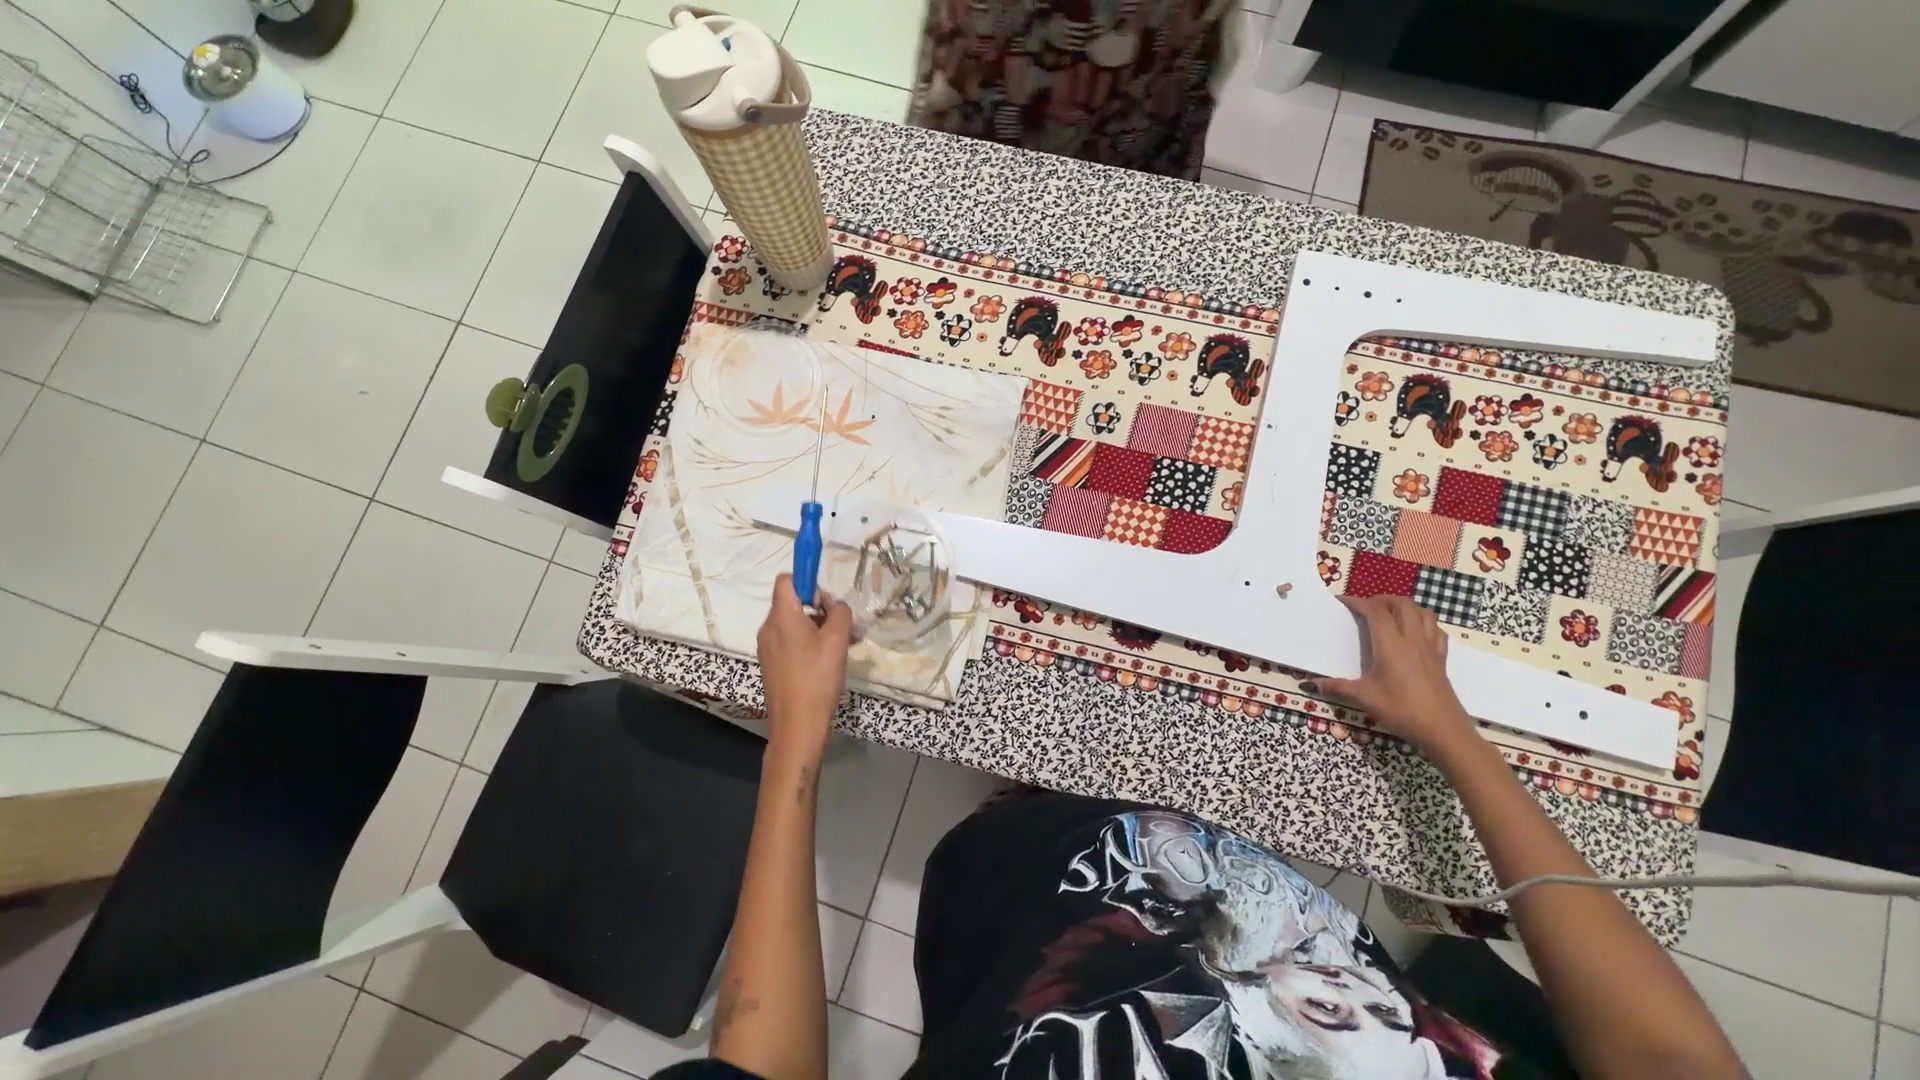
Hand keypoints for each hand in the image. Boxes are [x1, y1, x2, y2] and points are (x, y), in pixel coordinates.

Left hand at [756, 574, 853, 759]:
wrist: (797, 725)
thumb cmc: (817, 678)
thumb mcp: (837, 641)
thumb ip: (839, 613)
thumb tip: (835, 607)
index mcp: (782, 616)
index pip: (786, 580)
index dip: (807, 580)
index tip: (826, 598)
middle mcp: (769, 628)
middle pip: (793, 603)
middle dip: (820, 609)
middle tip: (844, 627)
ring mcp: (768, 648)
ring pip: (794, 624)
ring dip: (818, 628)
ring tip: (844, 646)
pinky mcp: (772, 665)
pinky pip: (791, 643)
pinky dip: (809, 644)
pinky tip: (829, 661)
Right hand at [1315, 595, 1476, 752]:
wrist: (1442, 729)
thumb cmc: (1401, 710)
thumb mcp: (1365, 698)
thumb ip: (1339, 687)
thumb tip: (1313, 684)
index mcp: (1391, 644)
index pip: (1375, 611)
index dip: (1358, 602)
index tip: (1343, 601)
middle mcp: (1412, 639)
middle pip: (1402, 604)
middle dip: (1382, 599)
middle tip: (1366, 607)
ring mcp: (1430, 647)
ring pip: (1423, 612)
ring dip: (1405, 607)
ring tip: (1391, 614)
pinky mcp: (1442, 658)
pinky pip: (1435, 629)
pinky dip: (1424, 622)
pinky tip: (1416, 632)